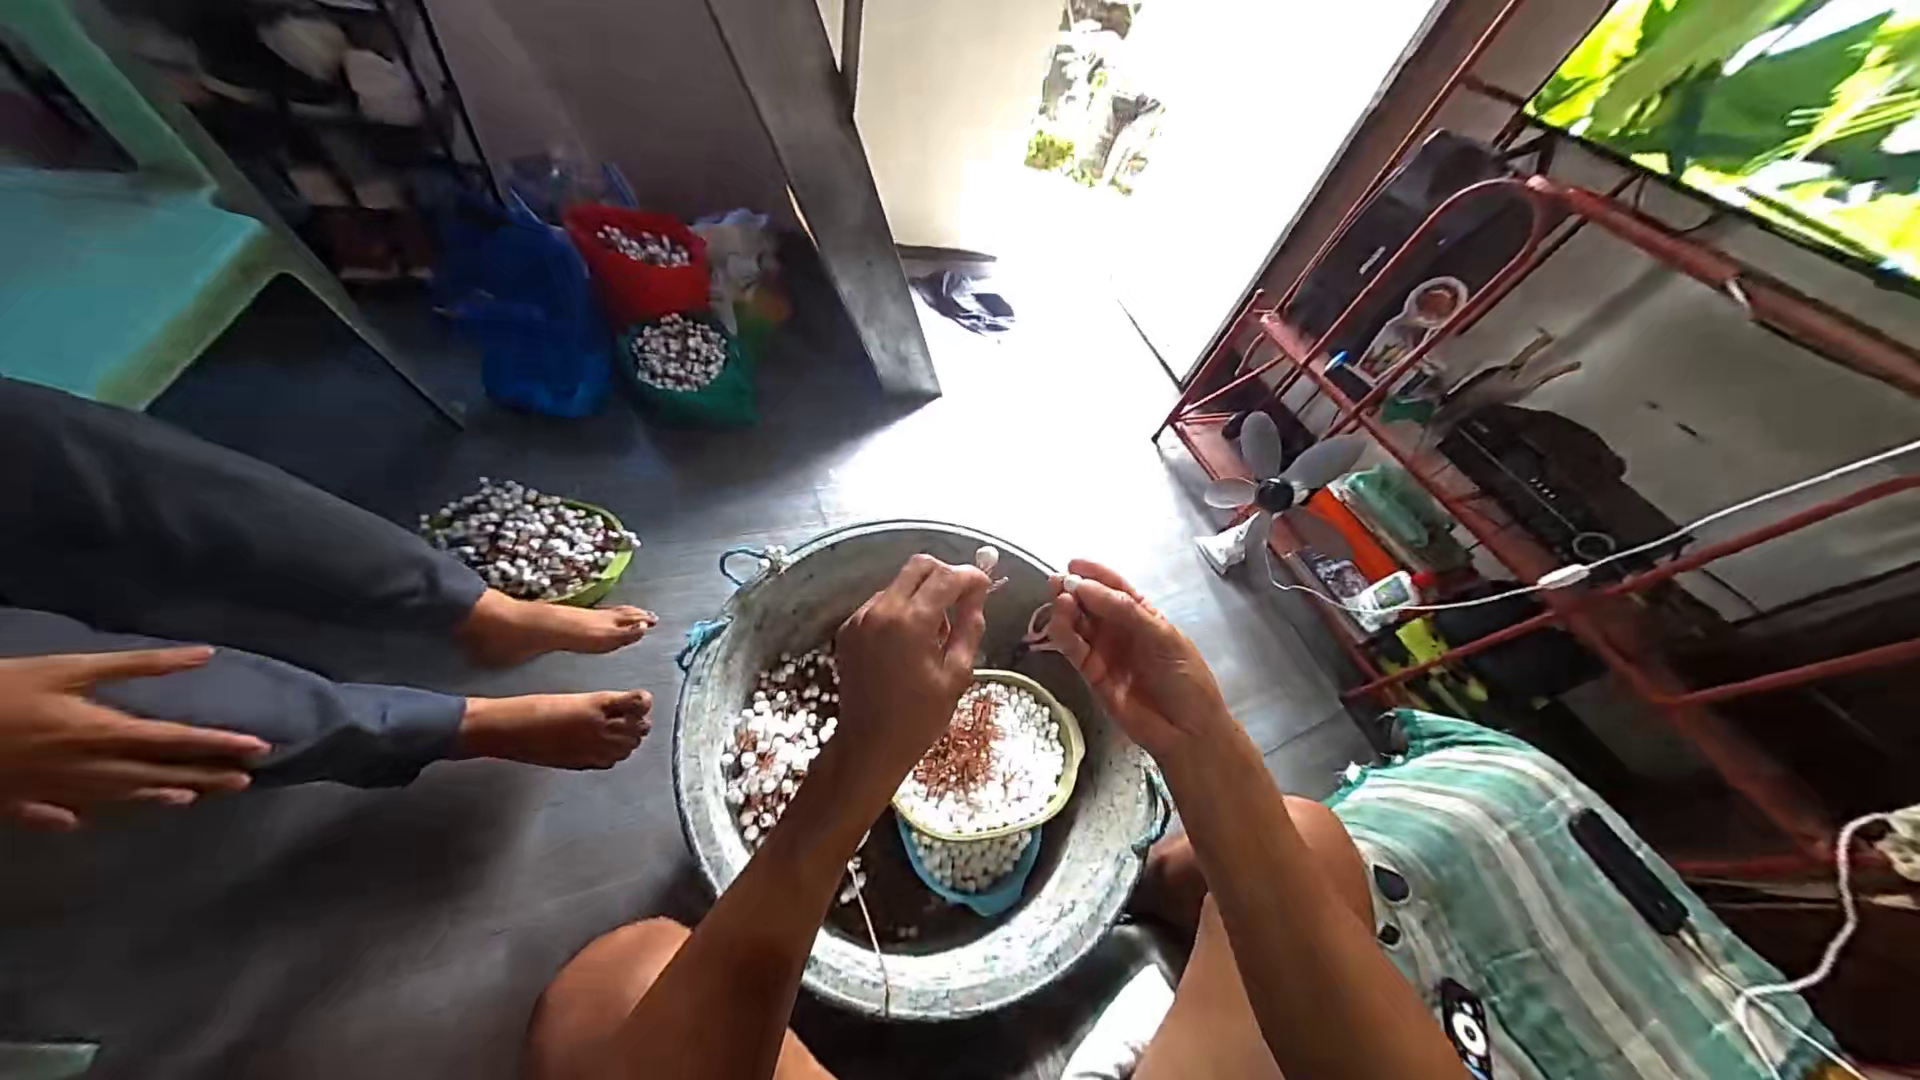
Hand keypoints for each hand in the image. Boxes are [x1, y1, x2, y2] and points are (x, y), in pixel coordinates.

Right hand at [0, 648, 269, 830]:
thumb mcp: (68, 669)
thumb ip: (140, 665)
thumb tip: (206, 654)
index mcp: (99, 732)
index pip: (176, 740)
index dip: (220, 745)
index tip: (260, 749)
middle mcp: (77, 764)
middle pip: (152, 772)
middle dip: (201, 777)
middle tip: (245, 782)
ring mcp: (37, 785)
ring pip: (107, 794)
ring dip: (152, 796)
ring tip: (191, 799)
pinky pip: (39, 811)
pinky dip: (63, 816)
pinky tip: (79, 823)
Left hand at [833, 554, 991, 785]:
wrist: (868, 745)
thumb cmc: (919, 717)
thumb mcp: (956, 674)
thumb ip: (969, 627)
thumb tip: (977, 595)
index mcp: (910, 622)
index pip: (946, 577)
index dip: (971, 576)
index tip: (986, 586)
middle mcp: (881, 610)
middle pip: (919, 565)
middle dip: (946, 575)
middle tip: (963, 599)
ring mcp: (860, 617)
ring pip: (900, 583)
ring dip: (924, 593)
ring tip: (937, 632)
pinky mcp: (849, 628)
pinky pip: (883, 602)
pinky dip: (903, 609)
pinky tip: (911, 640)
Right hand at [1044, 559, 1234, 761]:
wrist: (1187, 730)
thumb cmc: (1185, 678)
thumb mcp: (1163, 636)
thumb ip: (1125, 611)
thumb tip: (1085, 587)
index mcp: (1141, 615)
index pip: (1115, 587)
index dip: (1095, 573)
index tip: (1074, 563)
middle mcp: (1118, 629)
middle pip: (1090, 603)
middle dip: (1072, 589)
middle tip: (1056, 581)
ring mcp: (1103, 650)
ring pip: (1077, 624)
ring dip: (1065, 609)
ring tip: (1059, 599)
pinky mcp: (1090, 672)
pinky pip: (1072, 648)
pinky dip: (1062, 634)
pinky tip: (1058, 622)